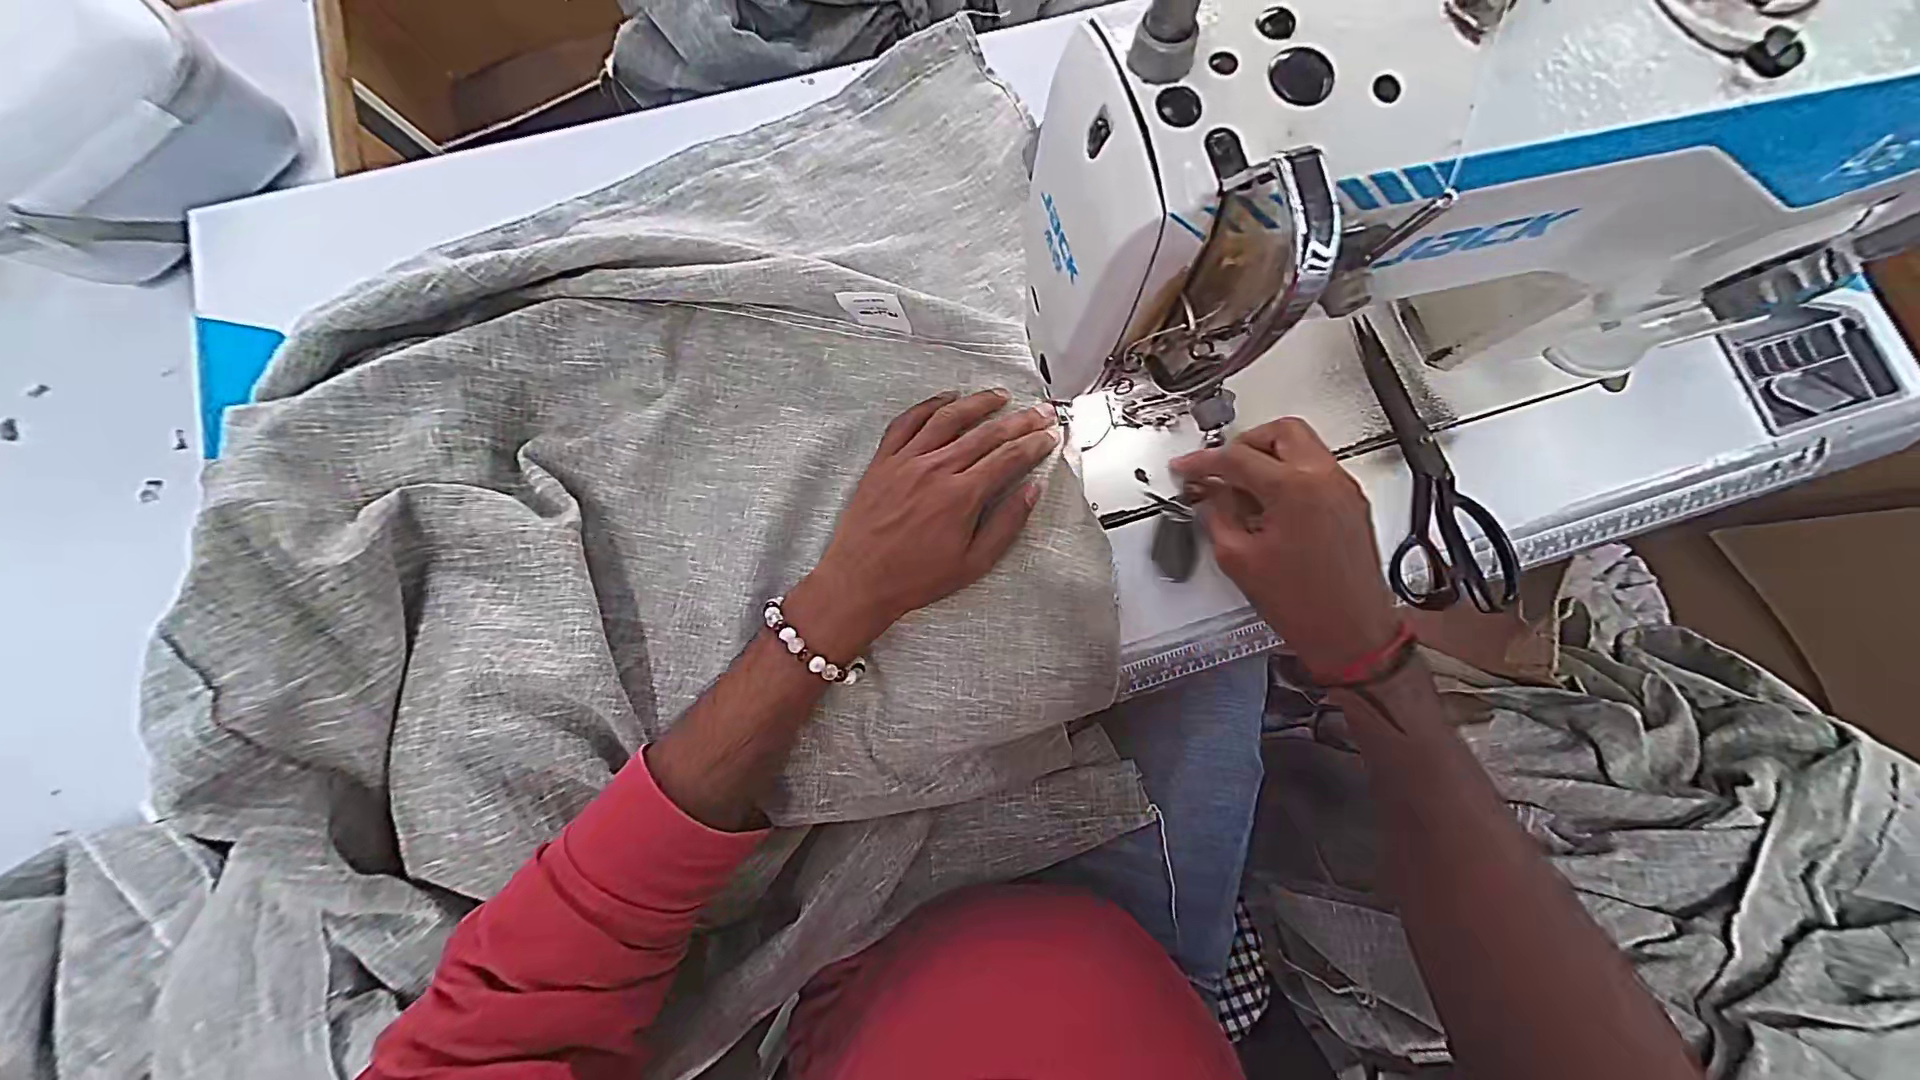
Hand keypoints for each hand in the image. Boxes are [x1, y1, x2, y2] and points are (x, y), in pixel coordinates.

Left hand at [786, 389, 1059, 657]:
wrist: (860, 580)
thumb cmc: (913, 577)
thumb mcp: (972, 563)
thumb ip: (1006, 524)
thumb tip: (1030, 492)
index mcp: (960, 497)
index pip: (1008, 458)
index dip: (1034, 444)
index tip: (1047, 436)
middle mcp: (935, 471)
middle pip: (986, 433)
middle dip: (1019, 419)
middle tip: (1038, 412)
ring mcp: (906, 461)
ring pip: (949, 418)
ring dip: (978, 402)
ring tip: (999, 395)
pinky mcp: (884, 461)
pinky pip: (908, 422)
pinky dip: (929, 405)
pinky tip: (945, 398)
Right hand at [1171, 417, 1400, 676]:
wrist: (1349, 632)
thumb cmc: (1304, 605)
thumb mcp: (1238, 558)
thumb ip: (1218, 515)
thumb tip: (1211, 494)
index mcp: (1294, 490)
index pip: (1237, 457)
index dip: (1203, 461)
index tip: (1186, 466)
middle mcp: (1325, 480)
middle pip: (1279, 432)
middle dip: (1242, 445)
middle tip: (1218, 468)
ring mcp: (1343, 489)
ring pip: (1301, 446)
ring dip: (1266, 457)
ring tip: (1240, 488)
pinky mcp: (1351, 503)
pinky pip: (1314, 469)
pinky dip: (1287, 474)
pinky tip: (1266, 503)